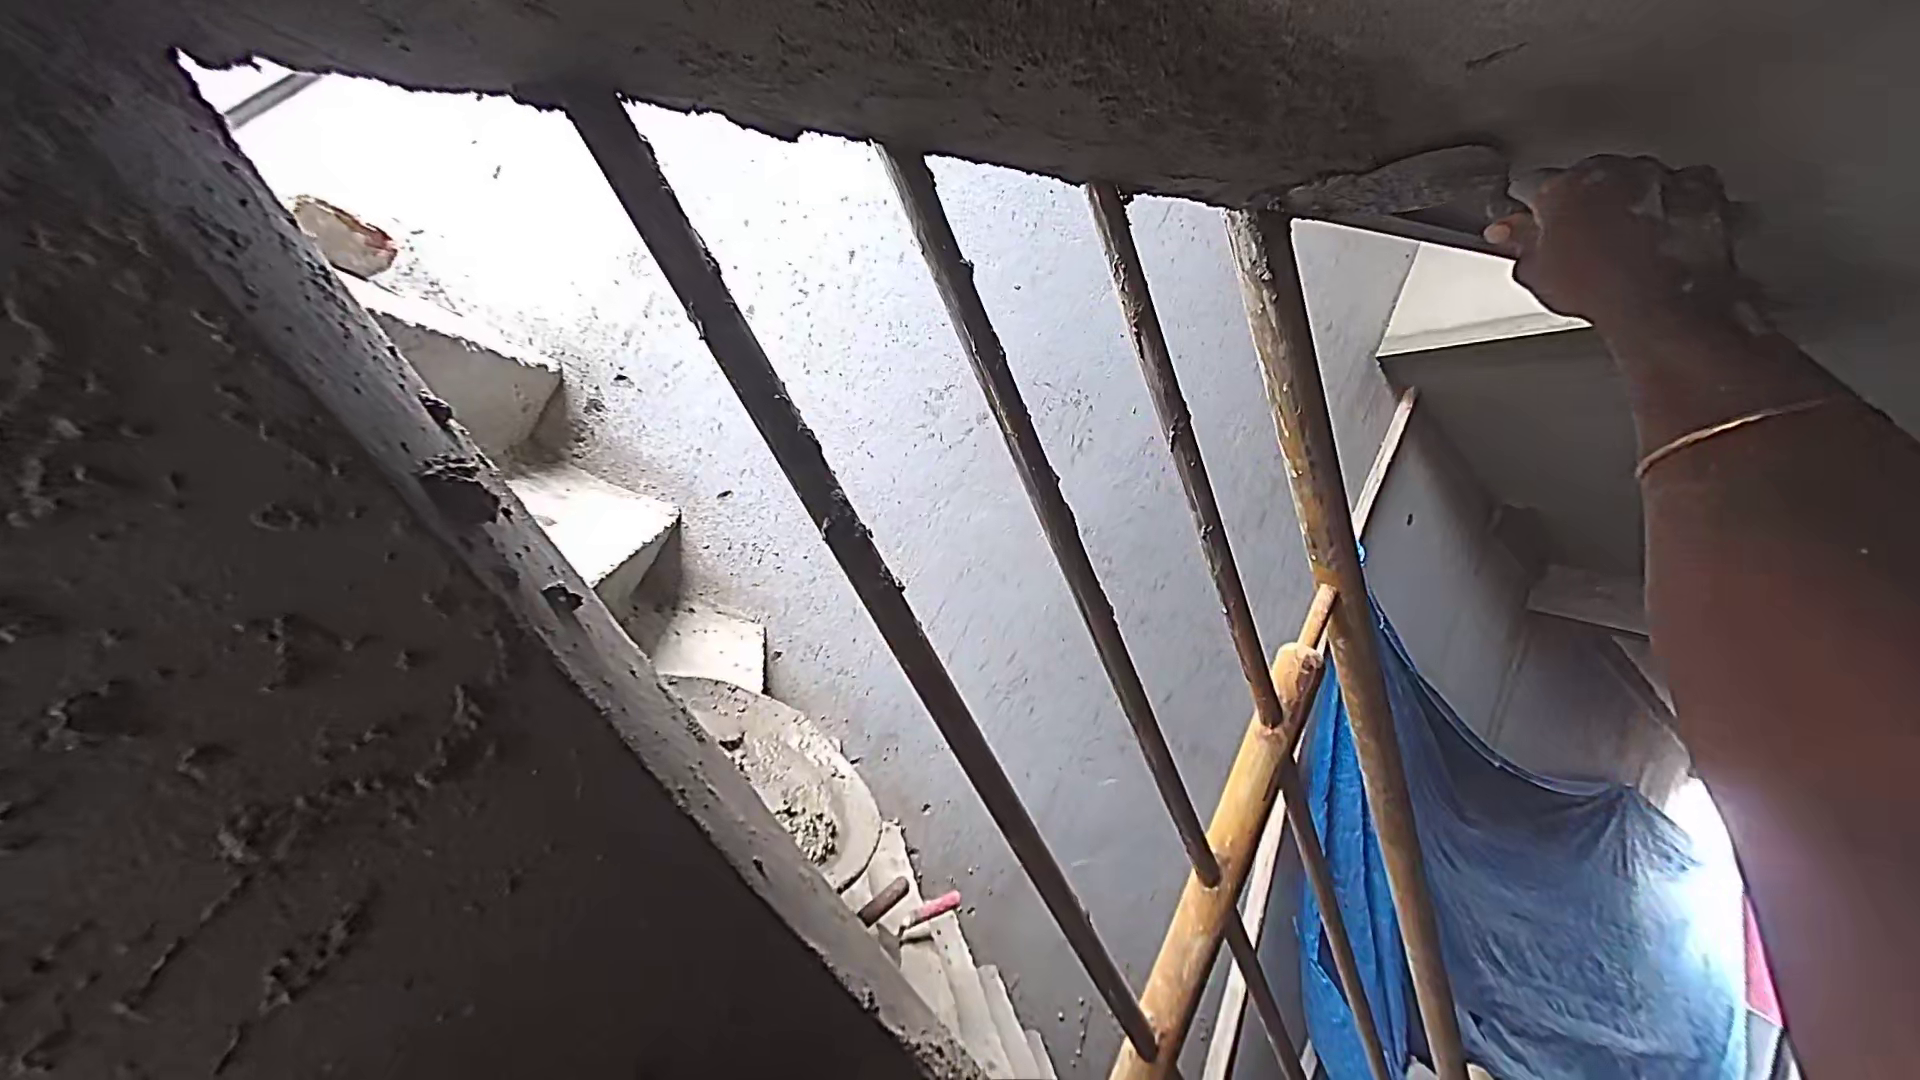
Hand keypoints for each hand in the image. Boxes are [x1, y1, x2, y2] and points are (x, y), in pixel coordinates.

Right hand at [1484, 155, 1741, 326]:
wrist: (1660, 302)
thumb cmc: (1597, 285)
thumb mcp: (1535, 270)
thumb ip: (1522, 241)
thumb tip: (1510, 230)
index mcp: (1564, 187)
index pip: (1532, 186)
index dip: (1525, 209)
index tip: (1523, 224)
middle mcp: (1614, 170)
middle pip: (1586, 179)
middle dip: (1577, 202)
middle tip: (1567, 239)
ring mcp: (1661, 175)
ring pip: (1630, 181)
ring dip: (1620, 201)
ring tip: (1611, 243)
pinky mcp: (1702, 187)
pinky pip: (1675, 188)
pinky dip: (1664, 205)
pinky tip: (1651, 236)